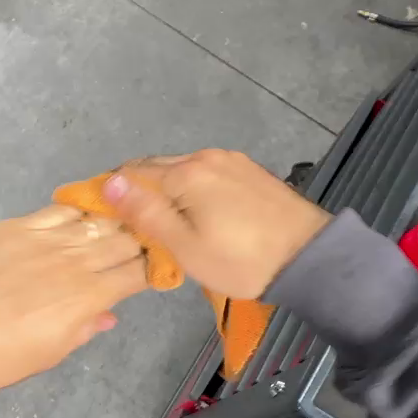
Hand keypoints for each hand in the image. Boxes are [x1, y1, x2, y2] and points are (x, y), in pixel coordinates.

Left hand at [0, 205, 150, 400]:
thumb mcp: (52, 352)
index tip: (158, 262)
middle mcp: (74, 261)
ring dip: (111, 220)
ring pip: (92, 221)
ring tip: (122, 216)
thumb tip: (107, 315)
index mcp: (88, 297)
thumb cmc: (2, 358)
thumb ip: (85, 327)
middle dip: (138, 238)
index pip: (135, 273)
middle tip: (146, 233)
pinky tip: (83, 210)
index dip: (152, 265)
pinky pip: (55, 210)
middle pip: (120, 241)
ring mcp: (43, 240)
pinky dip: (75, 210)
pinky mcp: (15, 227)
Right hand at [103, 149, 331, 297]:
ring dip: (167, 191)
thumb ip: (145, 212)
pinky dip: (192, 190)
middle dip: (140, 191)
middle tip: (137, 227)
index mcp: (186, 173)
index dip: (114, 194)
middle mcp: (206, 156)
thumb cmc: (240, 260)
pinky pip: (207, 174)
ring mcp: (232, 161)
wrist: (309, 259)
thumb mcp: (184, 245)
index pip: (132, 173)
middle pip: (157, 168)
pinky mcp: (249, 172)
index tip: (110, 220)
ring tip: (166, 224)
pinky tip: (197, 214)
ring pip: (183, 171)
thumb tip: (108, 182)